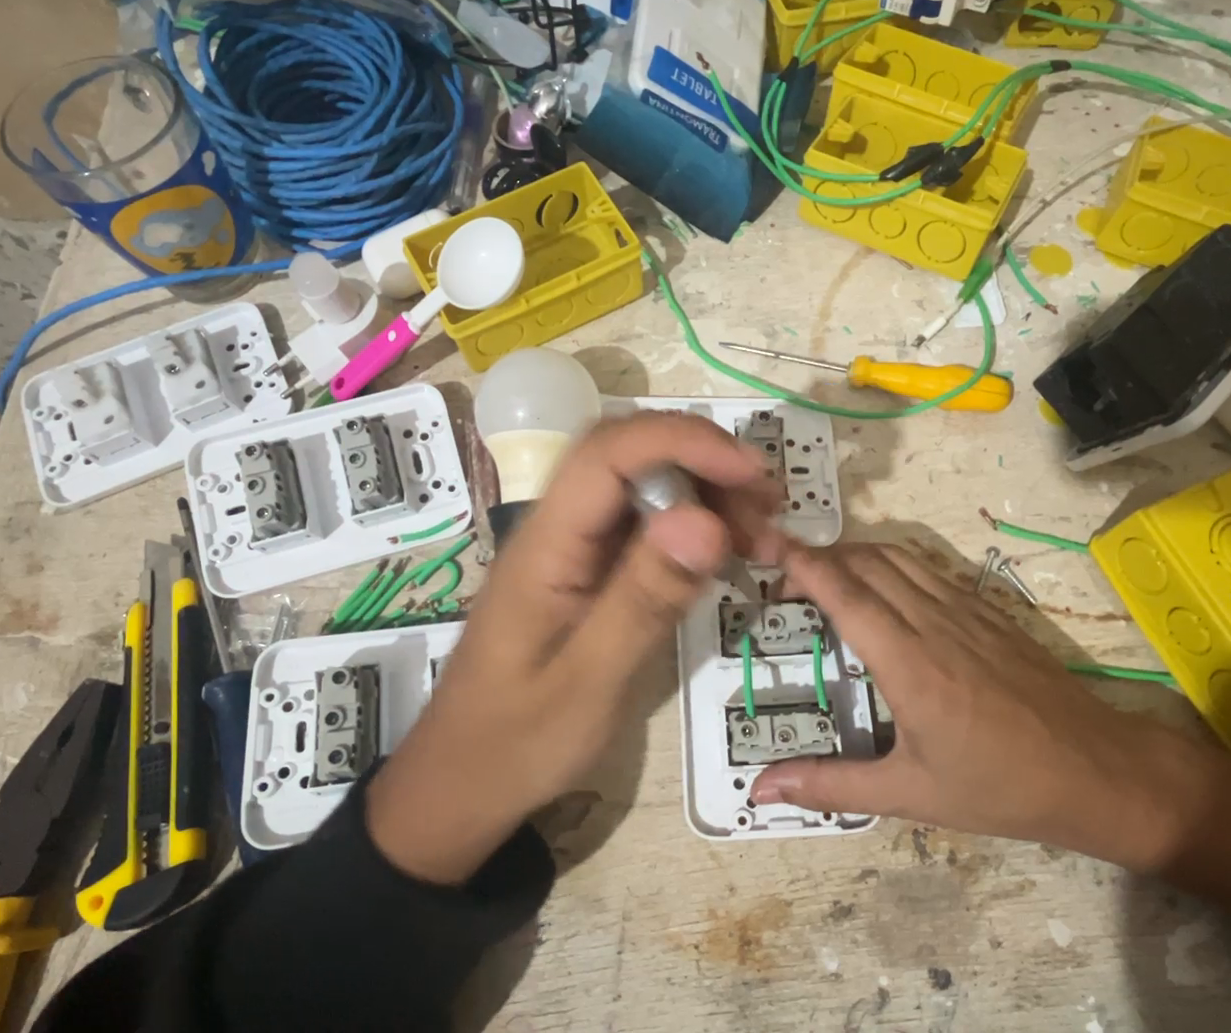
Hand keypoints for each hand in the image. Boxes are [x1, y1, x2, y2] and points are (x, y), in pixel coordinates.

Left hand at [367, 413, 782, 883]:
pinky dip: (692, 531)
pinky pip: (642, 529)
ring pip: (641, 488)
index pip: (610, 452)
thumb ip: (644, 600)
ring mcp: (570, 552)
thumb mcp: (590, 682)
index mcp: (545, 545)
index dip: (686, 443)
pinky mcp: (585, 575)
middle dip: (705, 463)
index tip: (753, 475)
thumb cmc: (517, 743)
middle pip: (628, 456)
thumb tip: (706, 519)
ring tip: (761, 536)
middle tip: (769, 509)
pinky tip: (727, 558)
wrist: (461, 786)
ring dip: (705, 495)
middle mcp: (556, 531)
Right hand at [747, 542, 1180, 862]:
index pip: (845, 592)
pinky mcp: (990, 611)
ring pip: (900, 556)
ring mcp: (967, 610)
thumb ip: (831, 785)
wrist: (1098, 771)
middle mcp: (934, 622)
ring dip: (856, 554)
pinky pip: (930, 569)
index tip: (770, 552)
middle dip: (820, 557)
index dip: (803, 565)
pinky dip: (893, 563)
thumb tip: (759, 789)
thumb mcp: (909, 795)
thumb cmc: (999, 787)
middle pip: (867, 562)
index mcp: (908, 662)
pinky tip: (884, 588)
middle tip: (786, 582)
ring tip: (826, 577)